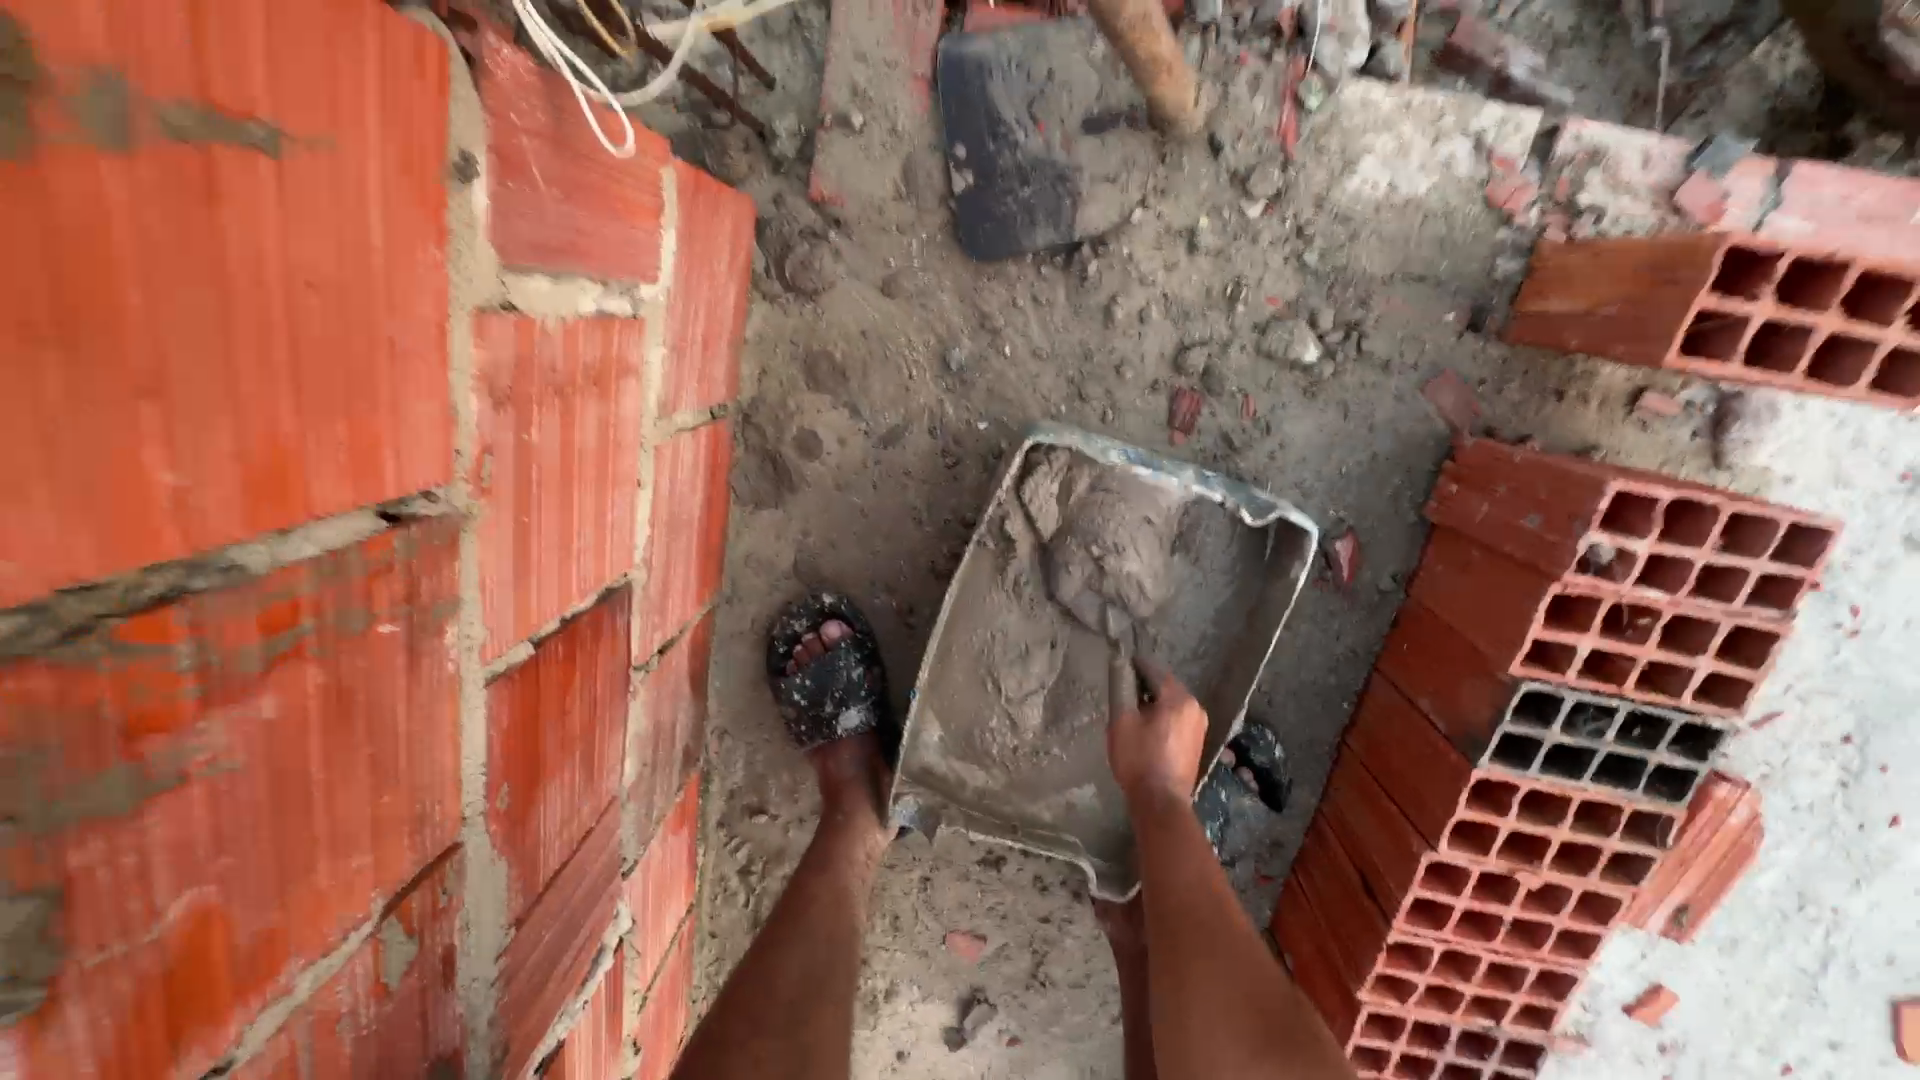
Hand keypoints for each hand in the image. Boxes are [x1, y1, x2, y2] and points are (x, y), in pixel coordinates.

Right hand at [1107, 654, 1207, 810]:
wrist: (1161, 801)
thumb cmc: (1138, 759)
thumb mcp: (1121, 721)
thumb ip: (1121, 689)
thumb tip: (1120, 666)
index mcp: (1178, 698)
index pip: (1153, 670)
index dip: (1133, 666)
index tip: (1117, 667)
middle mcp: (1195, 706)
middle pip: (1165, 686)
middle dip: (1143, 687)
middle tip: (1121, 694)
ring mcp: (1199, 725)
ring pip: (1171, 702)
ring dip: (1153, 703)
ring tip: (1132, 713)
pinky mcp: (1197, 740)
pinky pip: (1177, 718)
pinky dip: (1162, 716)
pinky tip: (1147, 729)